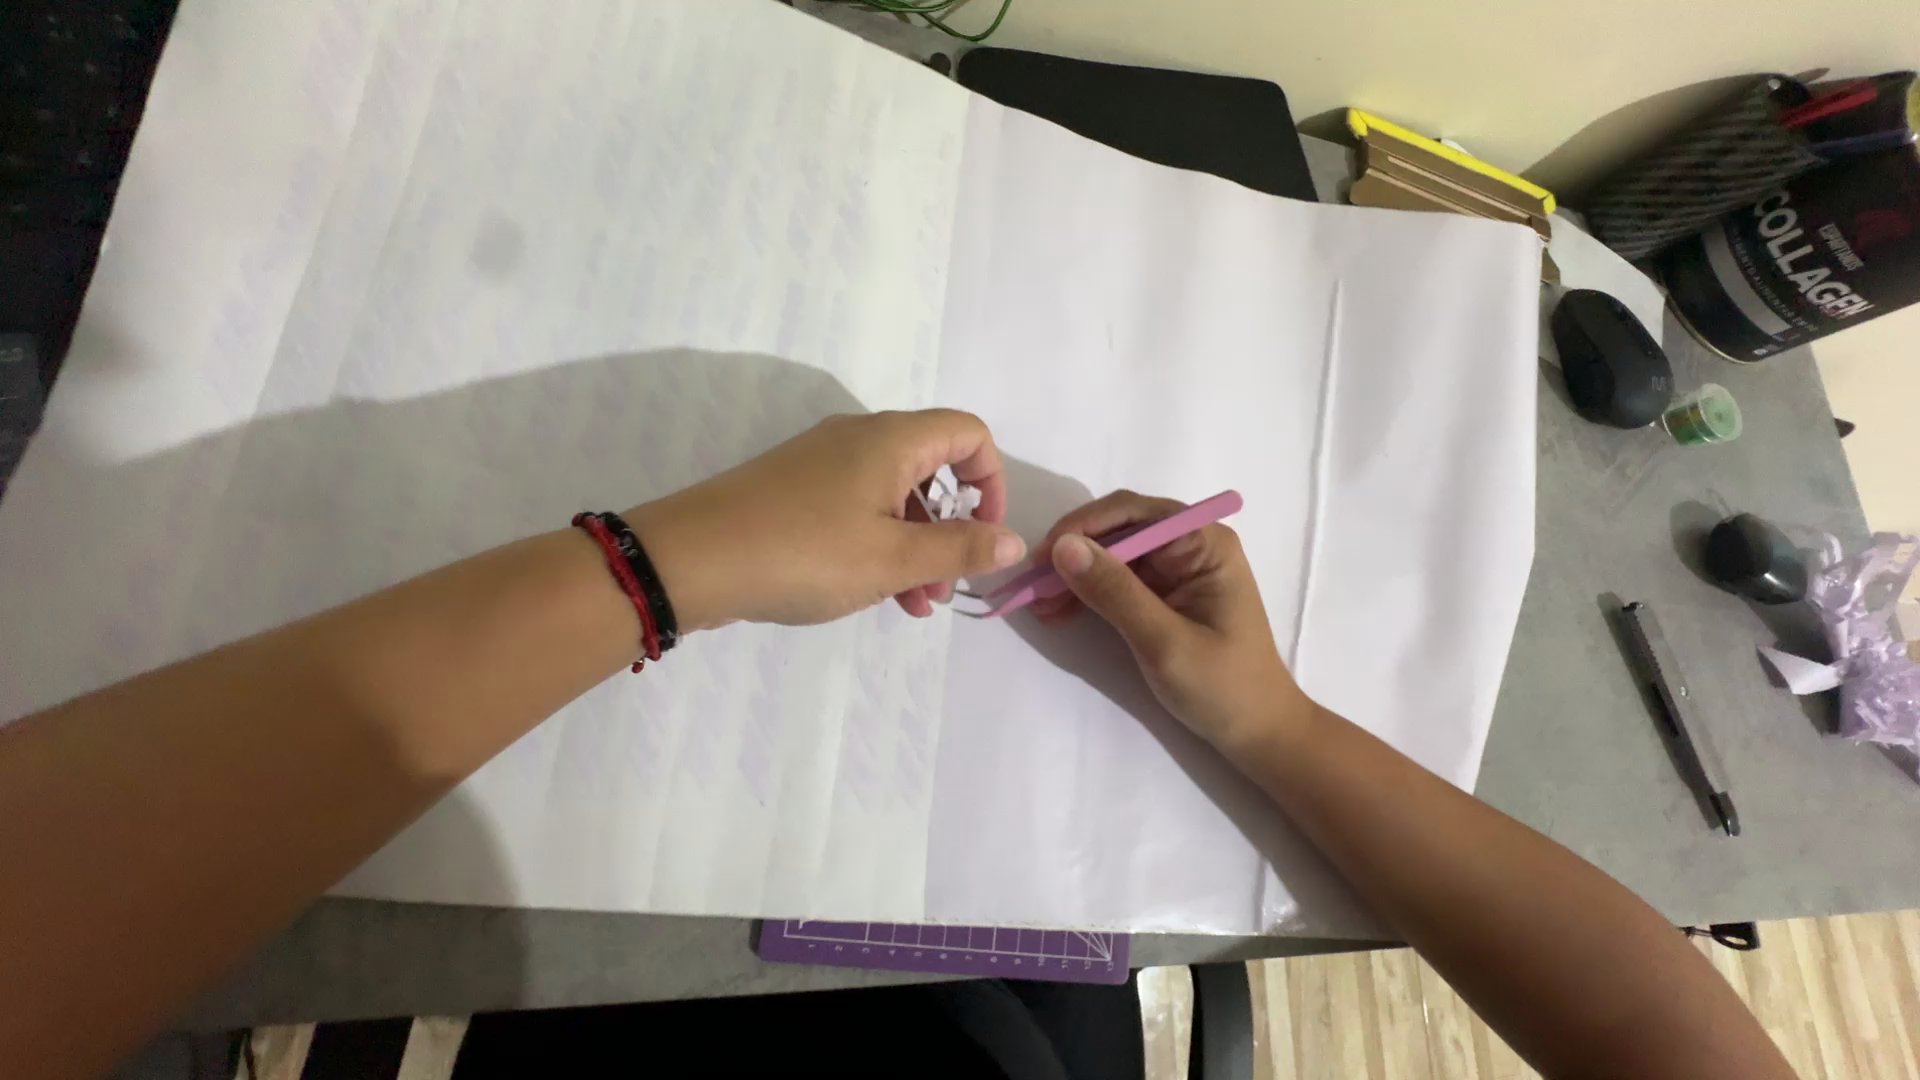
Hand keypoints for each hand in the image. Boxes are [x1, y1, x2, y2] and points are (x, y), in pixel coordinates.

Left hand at [627, 410, 1026, 628]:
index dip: (992, 480)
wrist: (689, 560)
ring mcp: (823, 464)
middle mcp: (860, 440)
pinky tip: (880, 595)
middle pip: (932, 469)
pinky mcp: (796, 491)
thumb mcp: (893, 559)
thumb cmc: (804, 553)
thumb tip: (1015, 540)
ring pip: (894, 497)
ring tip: (916, 604)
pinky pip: (858, 510)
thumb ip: (960, 549)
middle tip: (947, 585)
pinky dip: (880, 546)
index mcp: (891, 441)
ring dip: (917, 547)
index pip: (968, 432)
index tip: (986, 535)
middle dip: (952, 528)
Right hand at [1032, 491, 1308, 750]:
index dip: (1082, 527)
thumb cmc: (1222, 687)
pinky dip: (1086, 594)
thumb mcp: (1164, 642)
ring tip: (1037, 605)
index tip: (1042, 557)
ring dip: (1074, 576)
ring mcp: (1176, 569)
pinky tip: (1057, 613)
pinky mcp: (1164, 593)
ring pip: (1111, 555)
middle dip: (1073, 553)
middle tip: (1032, 584)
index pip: (1132, 512)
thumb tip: (1062, 547)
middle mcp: (1190, 545)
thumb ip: (1114, 592)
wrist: (1257, 732)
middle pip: (1118, 529)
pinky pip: (1116, 580)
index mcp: (1203, 543)